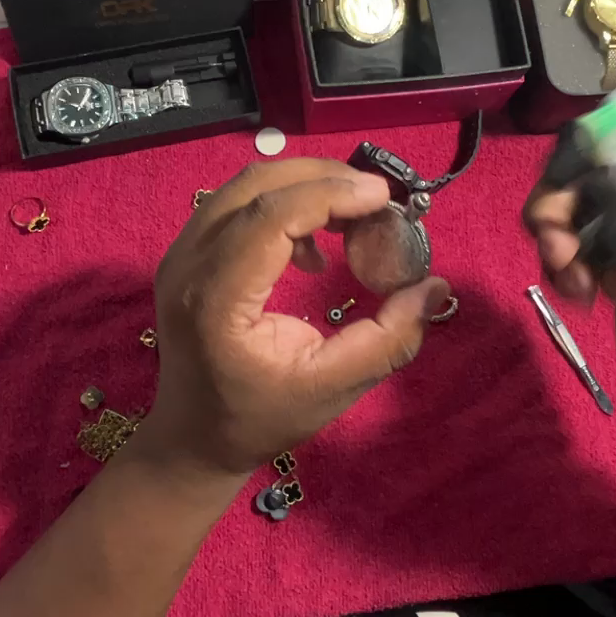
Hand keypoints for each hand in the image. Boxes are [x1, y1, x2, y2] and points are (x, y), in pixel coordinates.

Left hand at [142, 159, 451, 477]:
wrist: (193, 436)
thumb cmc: (259, 419)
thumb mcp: (332, 391)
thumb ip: (388, 340)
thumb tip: (434, 286)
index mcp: (215, 300)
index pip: (270, 218)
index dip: (330, 195)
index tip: (383, 197)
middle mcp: (188, 264)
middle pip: (257, 186)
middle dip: (323, 179)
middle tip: (377, 200)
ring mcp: (180, 253)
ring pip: (246, 186)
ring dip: (305, 187)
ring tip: (354, 215)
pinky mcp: (186, 252)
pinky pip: (238, 205)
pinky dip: (283, 206)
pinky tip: (312, 249)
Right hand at [523, 120, 615, 456]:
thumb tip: (591, 181)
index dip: (589, 141)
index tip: (563, 189)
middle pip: (586, 166)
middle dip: (558, 203)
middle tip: (559, 252)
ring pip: (571, 205)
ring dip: (554, 239)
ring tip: (574, 284)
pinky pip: (570, 242)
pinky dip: (560, 264)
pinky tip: (577, 297)